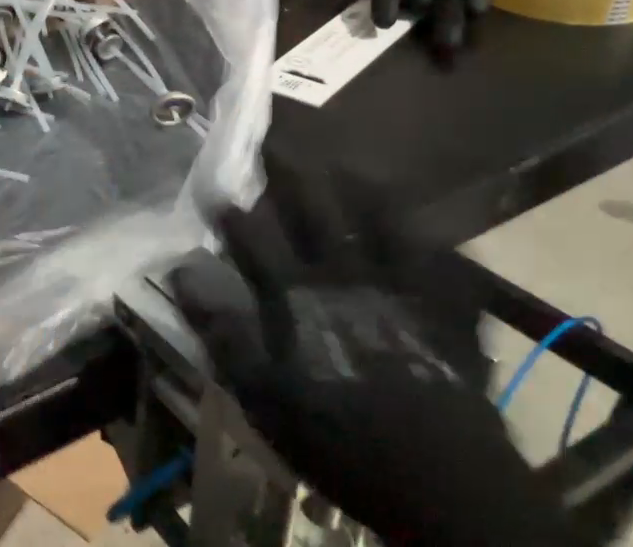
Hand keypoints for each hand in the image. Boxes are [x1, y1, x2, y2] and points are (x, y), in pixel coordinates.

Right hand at [170, 149, 580, 546]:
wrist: (449, 491)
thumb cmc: (342, 443)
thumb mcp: (264, 398)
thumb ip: (223, 333)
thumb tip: (180, 274)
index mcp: (301, 301)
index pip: (255, 239)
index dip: (229, 209)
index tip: (209, 186)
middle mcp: (350, 281)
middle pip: (317, 212)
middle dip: (292, 172)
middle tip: (275, 139)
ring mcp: (406, 292)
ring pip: (384, 223)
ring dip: (360, 189)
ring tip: (345, 164)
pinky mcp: (451, 314)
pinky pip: (445, 261)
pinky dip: (433, 237)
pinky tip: (429, 225)